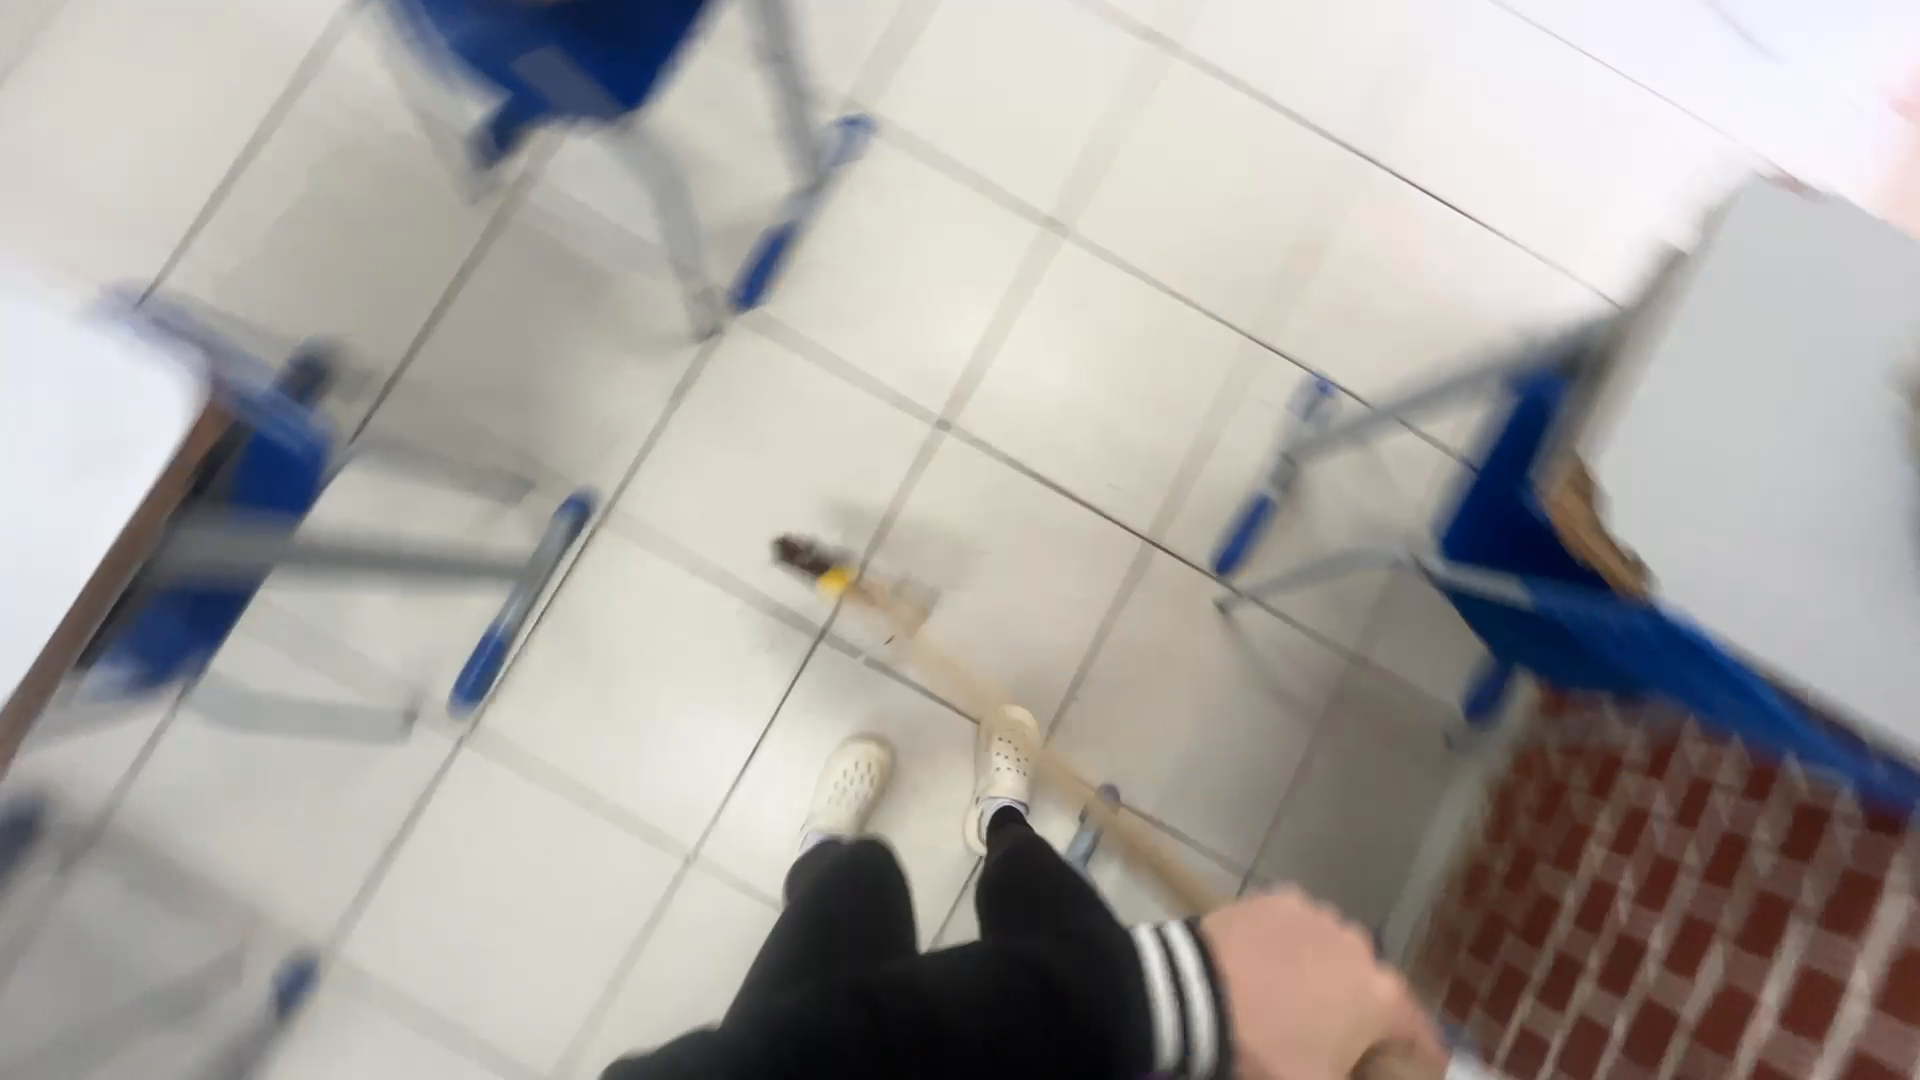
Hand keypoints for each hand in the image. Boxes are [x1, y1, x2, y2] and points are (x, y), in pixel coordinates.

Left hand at [1198, 888, 1446, 1079]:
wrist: (1195, 993)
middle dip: (1362, 1013)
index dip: (1414, 1061)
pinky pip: (1300, 925)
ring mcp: (1317, 914)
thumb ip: (1356, 1079)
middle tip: (1330, 1036)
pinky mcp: (1278, 897)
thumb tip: (1352, 1067)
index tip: (1392, 1070)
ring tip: (1294, 997)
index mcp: (1383, 996)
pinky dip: (1294, 943)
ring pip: (1337, 951)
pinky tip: (1270, 963)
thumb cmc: (1267, 1049)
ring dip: (1328, 972)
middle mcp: (1359, 945)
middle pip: (1375, 988)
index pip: (1421, 1036)